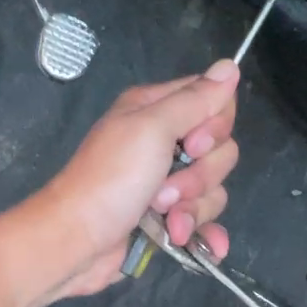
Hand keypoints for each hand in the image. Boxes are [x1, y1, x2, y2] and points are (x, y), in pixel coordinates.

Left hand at [26, 60, 240, 300]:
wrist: (77, 240)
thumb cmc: (110, 179)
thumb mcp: (152, 128)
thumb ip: (194, 99)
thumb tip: (230, 66)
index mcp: (154, 110)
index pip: (214, 101)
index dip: (215, 126)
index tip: (193, 145)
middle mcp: (162, 142)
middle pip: (218, 149)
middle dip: (201, 174)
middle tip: (165, 186)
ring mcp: (165, 183)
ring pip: (213, 187)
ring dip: (193, 206)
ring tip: (161, 215)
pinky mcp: (167, 218)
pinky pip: (203, 219)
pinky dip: (201, 233)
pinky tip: (189, 240)